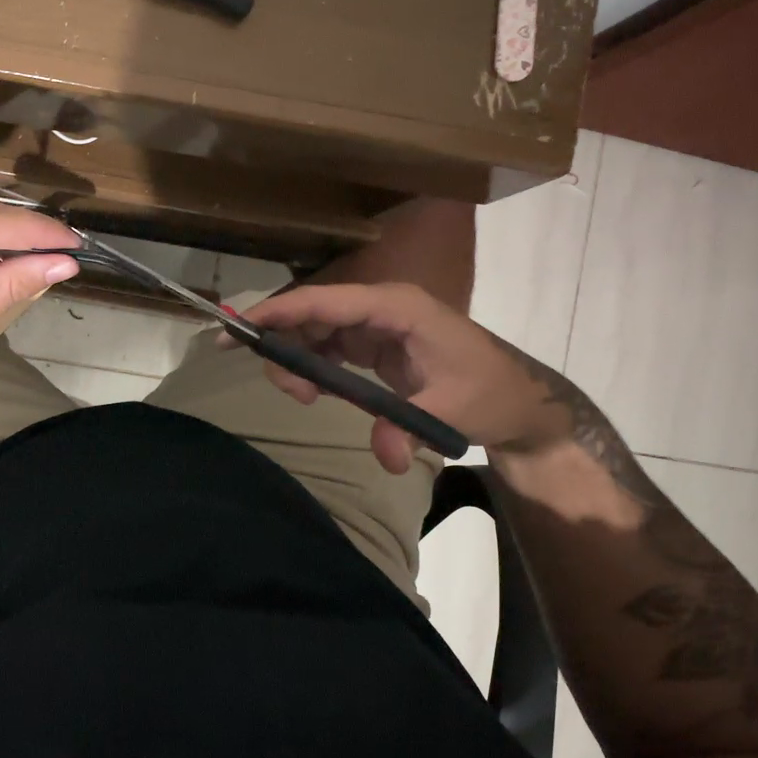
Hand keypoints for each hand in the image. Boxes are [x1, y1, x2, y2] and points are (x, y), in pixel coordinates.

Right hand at [234, 282, 571, 472]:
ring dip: (296, 361)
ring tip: (307, 398)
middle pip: (310, 314)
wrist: (519, 404)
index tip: (238, 329)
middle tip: (293, 393)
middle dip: (284, 346)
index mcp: (397, 308)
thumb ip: (411, 426)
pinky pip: (325, 347)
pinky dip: (311, 368)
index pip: (325, 301)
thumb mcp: (455, 410)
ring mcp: (374, 326)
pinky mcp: (371, 345)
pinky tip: (314, 392)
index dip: (278, 312)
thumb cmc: (492, 394)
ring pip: (312, 331)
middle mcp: (379, 308)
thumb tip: (382, 456)